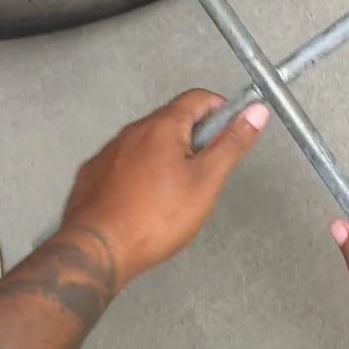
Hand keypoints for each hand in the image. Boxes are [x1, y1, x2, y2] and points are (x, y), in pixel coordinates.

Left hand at [61, 90, 266, 287]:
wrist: (95, 251)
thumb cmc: (154, 218)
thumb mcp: (206, 181)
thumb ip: (232, 143)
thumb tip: (256, 112)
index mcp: (162, 126)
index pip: (200, 97)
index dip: (222, 110)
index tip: (232, 131)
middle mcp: (132, 131)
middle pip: (173, 118)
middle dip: (196, 137)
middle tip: (207, 170)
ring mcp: (109, 152)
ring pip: (148, 141)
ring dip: (167, 154)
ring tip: (177, 191)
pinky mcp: (93, 173)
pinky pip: (125, 161)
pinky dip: (141, 172)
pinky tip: (146, 200)